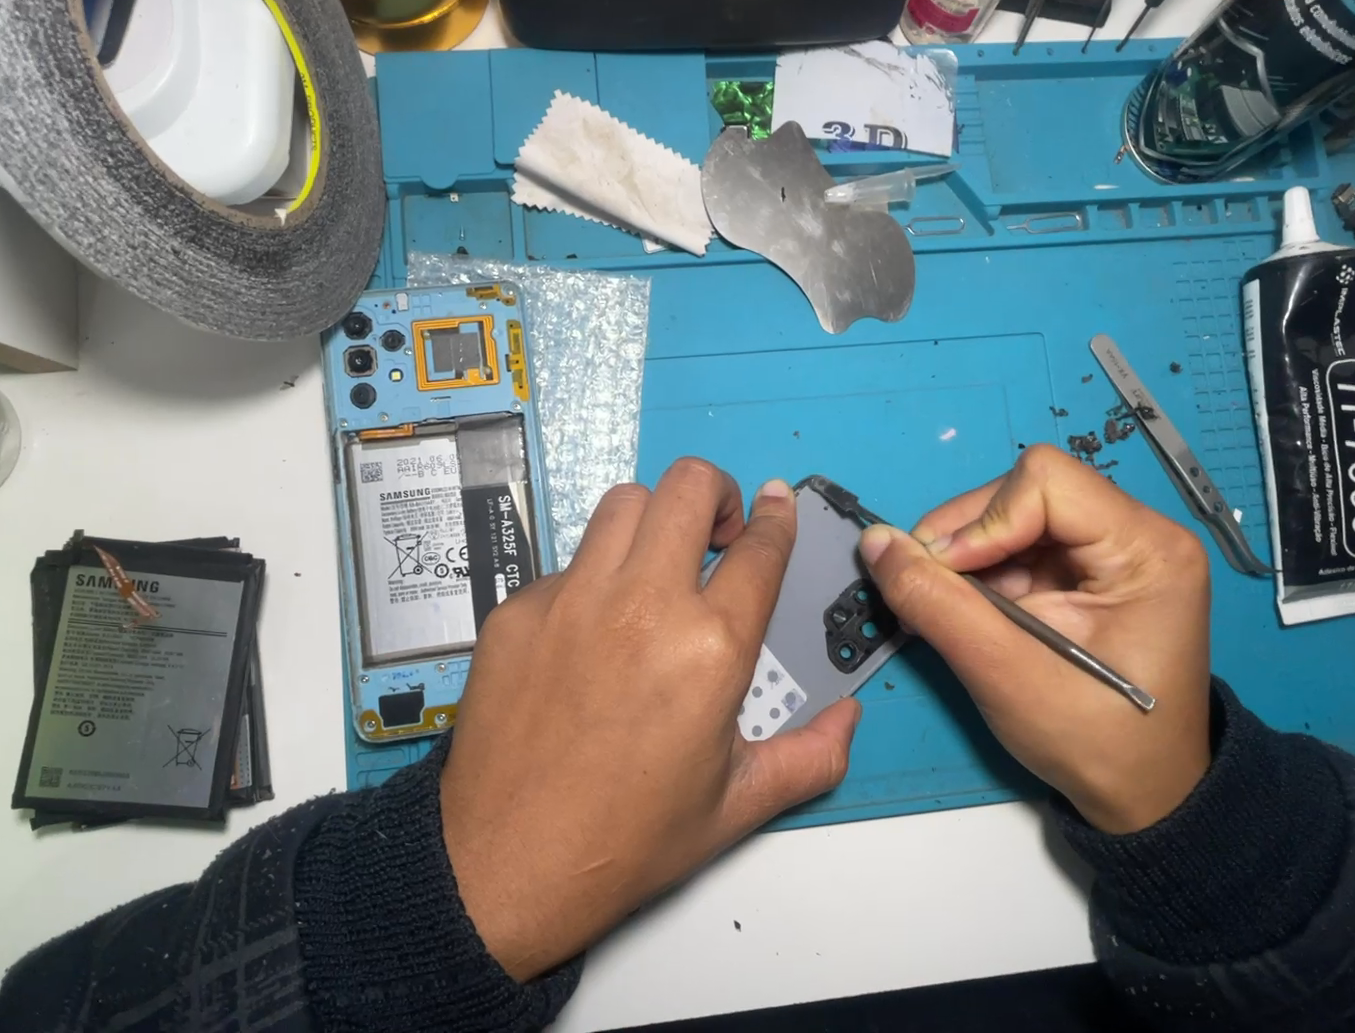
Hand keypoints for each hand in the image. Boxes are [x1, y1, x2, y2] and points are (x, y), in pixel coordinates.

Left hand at [439, 460, 861, 980]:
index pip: (760, 549)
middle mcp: (643, 605)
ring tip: (654, 565)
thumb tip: (849, 716)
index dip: (776, 516)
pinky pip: (566, 564)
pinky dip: (592, 579)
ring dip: (653, 520)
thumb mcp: (738, 805)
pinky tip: (588, 633)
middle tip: (716, 531)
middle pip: (687, 487)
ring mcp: (570, 599)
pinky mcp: (517, 610)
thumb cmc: (630, 840)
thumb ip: (812, 756)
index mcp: (710, 648)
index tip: (776, 501)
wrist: (506, 868)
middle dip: (715, 492)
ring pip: (622, 505)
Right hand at [858, 446, 1212, 834]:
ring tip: (939, 609)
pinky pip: (1008, 546)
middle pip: (1020, 491)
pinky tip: (959, 611)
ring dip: (961, 559)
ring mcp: (1104, 551)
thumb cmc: (1092, 740)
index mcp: (1145, 548)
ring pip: (1005, 516)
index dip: (983, 521)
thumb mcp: (1005, 673)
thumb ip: (936, 602)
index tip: (945, 575)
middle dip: (963, 539)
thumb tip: (874, 542)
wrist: (1139, 794)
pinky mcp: (1078, 571)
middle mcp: (1132, 533)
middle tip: (926, 593)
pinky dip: (972, 575)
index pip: (1045, 482)